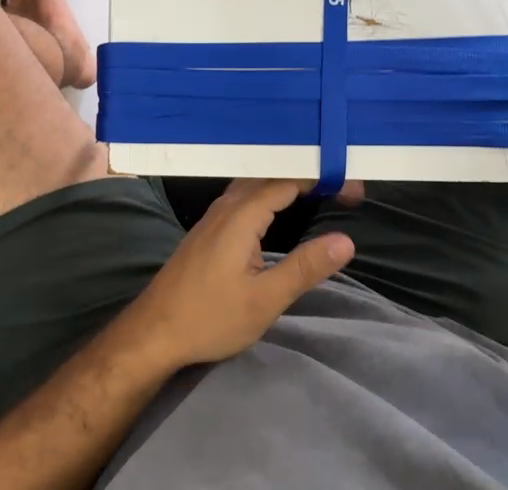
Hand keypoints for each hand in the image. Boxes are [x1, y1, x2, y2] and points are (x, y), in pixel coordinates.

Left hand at [115, 180, 354, 370]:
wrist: (153, 332)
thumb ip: (304, 267)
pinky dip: (269, 194)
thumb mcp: (264, 300)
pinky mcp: (208, 230)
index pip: (287, 180)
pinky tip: (279, 208)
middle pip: (270, 176)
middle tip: (345, 189)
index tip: (354, 189)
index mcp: (241, 215)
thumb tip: (345, 240)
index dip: (322, 179)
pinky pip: (244, 197)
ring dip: (287, 183)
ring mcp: (213, 217)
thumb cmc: (209, 317)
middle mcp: (226, 206)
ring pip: (254, 185)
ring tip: (321, 190)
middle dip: (308, 176)